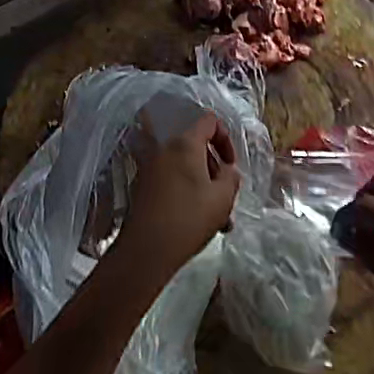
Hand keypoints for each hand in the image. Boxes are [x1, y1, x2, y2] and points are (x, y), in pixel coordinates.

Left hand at [115, 111, 240, 279]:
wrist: (143, 253)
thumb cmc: (188, 219)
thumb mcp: (223, 198)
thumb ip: (232, 177)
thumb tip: (227, 171)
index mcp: (184, 144)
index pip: (209, 121)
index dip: (225, 137)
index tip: (231, 163)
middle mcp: (163, 150)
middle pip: (196, 146)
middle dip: (215, 167)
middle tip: (225, 193)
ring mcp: (149, 169)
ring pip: (184, 167)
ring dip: (202, 184)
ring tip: (218, 218)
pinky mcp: (141, 189)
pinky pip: (171, 181)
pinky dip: (186, 193)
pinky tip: (198, 223)